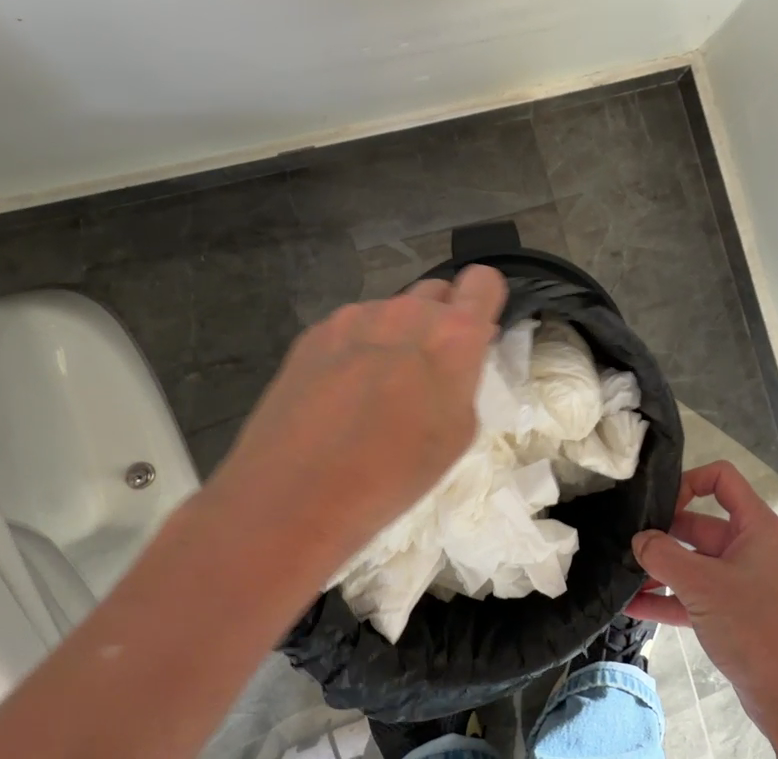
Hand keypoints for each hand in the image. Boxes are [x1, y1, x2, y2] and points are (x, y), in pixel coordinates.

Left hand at [198, 265, 507, 583]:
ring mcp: (354, 318)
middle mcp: (407, 311)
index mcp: (453, 334)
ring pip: (391, 313)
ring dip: (395, 336)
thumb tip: (452, 356)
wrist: (293, 498)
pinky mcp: (313, 333)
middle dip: (439, 322)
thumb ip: (463, 376)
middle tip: (426, 372)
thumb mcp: (458, 431)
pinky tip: (339, 395)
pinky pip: (352, 329)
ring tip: (375, 391)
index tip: (476, 334)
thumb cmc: (394, 474)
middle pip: (436, 293)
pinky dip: (356, 350)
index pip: (483, 280)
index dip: (483, 302)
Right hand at [627, 461, 777, 705]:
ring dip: (659, 568)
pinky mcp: (729, 609)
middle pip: (699, 522)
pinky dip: (666, 597)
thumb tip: (638, 539)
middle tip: (625, 543)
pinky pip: (692, 593)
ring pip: (692, 561)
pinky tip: (630, 605)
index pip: (722, 478)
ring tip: (621, 574)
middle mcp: (748, 545)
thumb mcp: (702, 586)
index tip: (659, 504)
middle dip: (663, 532)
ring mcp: (738, 577)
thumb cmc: (750, 625)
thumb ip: (664, 557)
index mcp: (754, 525)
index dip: (689, 481)